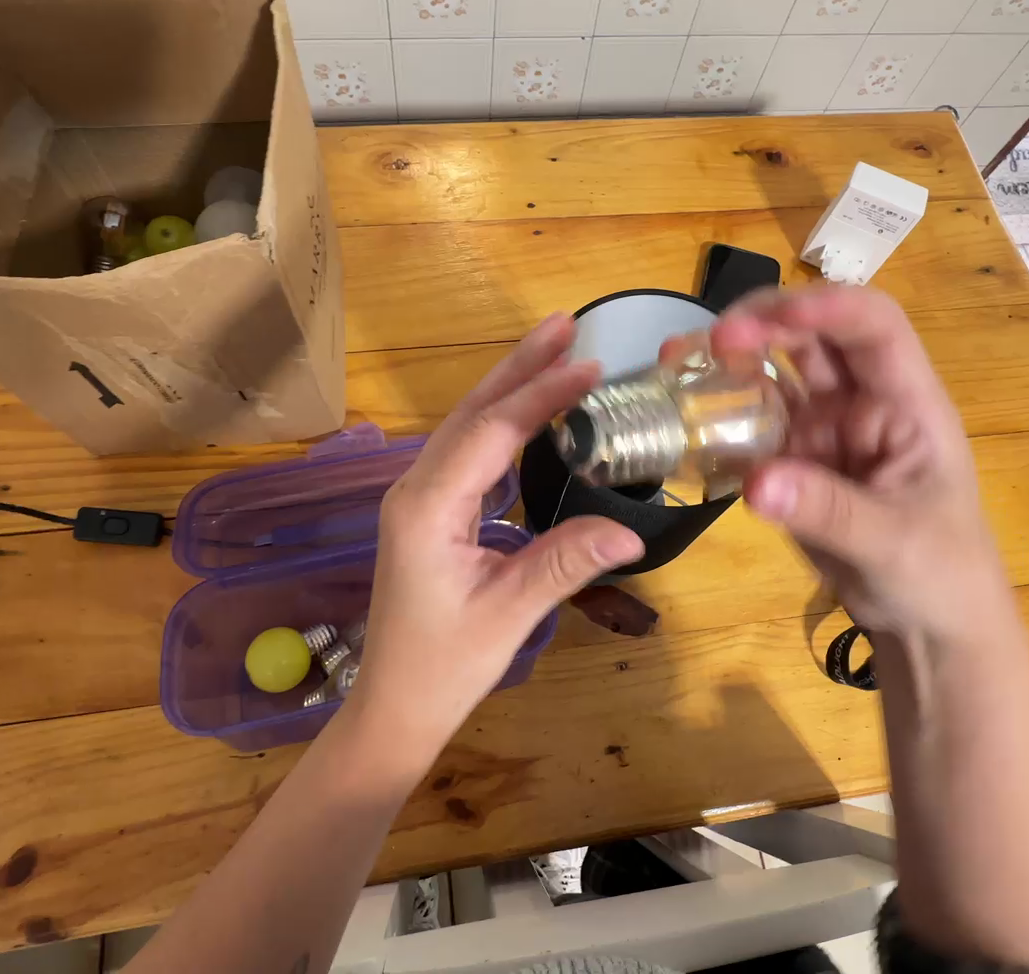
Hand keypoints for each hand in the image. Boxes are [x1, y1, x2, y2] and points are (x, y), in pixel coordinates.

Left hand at [353, 314, 643, 754]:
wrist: (394, 705)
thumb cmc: (444, 666)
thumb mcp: (509, 614)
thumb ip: (565, 562)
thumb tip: (633, 531)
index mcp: (427, 507)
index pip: (491, 432)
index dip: (540, 394)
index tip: (589, 364)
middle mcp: (415, 489)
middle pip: (471, 412)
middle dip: (518, 366)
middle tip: (564, 323)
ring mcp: (418, 498)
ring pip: (466, 427)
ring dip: (509, 387)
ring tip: (552, 351)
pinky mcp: (428, 512)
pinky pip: (466, 452)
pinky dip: (501, 423)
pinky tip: (527, 414)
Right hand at [706, 284, 1013, 638]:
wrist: (925, 626)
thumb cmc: (938, 577)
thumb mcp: (893, 544)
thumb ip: (826, 510)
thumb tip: (755, 482)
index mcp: (907, 403)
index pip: (873, 327)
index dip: (825, 307)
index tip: (765, 322)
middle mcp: (861, 403)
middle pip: (813, 336)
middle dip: (763, 322)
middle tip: (710, 340)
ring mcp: (822, 430)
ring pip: (774, 373)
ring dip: (729, 360)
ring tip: (676, 358)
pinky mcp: (790, 461)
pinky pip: (748, 423)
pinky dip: (716, 412)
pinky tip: (681, 407)